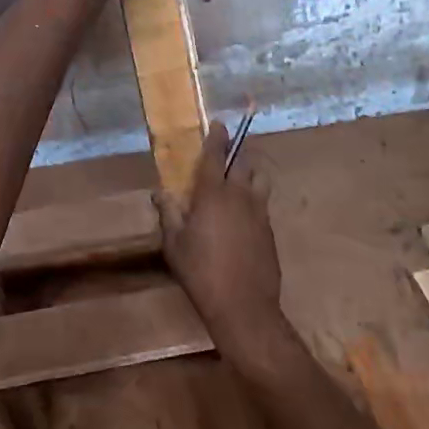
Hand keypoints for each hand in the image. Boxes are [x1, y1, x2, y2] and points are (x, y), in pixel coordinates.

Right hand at [158, 125, 281, 331]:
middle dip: (234, 152)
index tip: (218, 124)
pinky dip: (254, 196)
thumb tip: (159, 192)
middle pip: (242, 161)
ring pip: (259, 178)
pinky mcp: (269, 227)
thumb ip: (168, 214)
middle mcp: (239, 194)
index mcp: (213, 193)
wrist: (244, 305)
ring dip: (249, 172)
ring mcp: (259, 210)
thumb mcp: (175, 245)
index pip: (215, 155)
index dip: (217, 137)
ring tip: (238, 178)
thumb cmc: (201, 273)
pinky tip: (243, 213)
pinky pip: (262, 201)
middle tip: (225, 152)